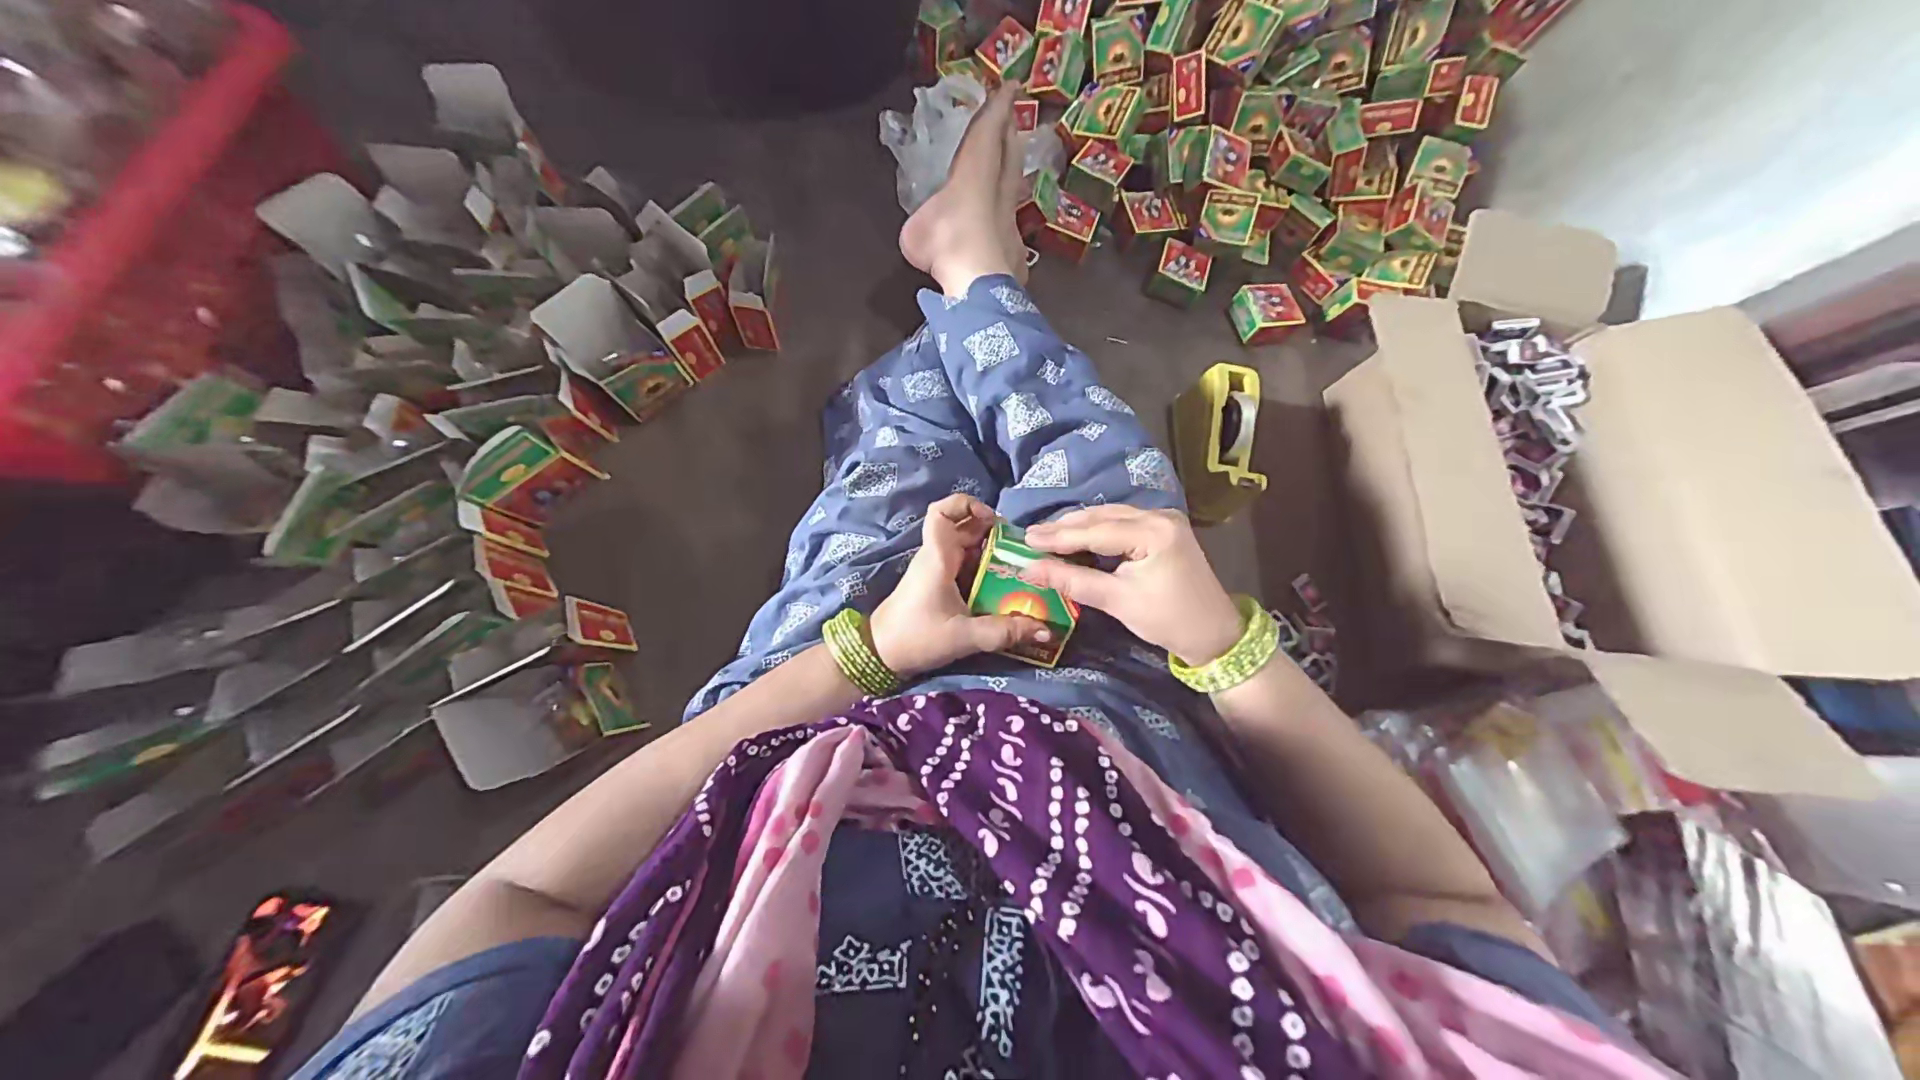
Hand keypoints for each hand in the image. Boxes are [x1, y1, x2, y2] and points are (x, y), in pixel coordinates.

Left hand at [868, 494, 1051, 678]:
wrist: (879, 655)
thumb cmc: (916, 637)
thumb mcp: (964, 636)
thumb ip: (1004, 632)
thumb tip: (1045, 629)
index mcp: (937, 557)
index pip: (942, 511)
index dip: (968, 505)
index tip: (994, 521)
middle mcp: (936, 557)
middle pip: (963, 528)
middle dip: (992, 532)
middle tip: (1020, 550)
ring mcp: (935, 570)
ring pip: (965, 547)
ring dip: (989, 553)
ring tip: (1017, 567)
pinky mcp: (937, 585)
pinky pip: (963, 566)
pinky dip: (982, 569)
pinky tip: (1001, 586)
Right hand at [1020, 506, 1243, 664]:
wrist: (1215, 634)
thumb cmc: (1168, 620)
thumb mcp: (1116, 601)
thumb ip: (1072, 580)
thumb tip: (1029, 569)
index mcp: (1153, 532)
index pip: (1095, 530)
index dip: (1057, 536)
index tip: (1025, 539)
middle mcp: (1159, 516)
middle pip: (1101, 516)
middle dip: (1065, 527)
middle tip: (1030, 537)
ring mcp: (1164, 520)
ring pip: (1110, 516)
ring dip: (1079, 526)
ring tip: (1046, 536)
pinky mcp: (1164, 529)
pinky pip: (1121, 523)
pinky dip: (1096, 530)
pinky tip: (1076, 537)